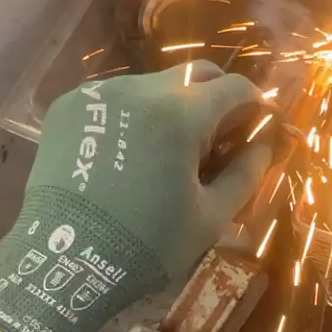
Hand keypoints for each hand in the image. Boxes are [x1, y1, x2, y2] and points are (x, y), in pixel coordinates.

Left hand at [0, 62, 269, 331]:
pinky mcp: (71, 106)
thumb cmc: (148, 244)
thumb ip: (245, 174)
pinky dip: (138, 115)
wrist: (66, 258)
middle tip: (222, 138)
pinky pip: (119, 98)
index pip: (235, 87)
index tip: (261, 127)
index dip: (257, 105)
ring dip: (176, 106)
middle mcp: (140, 89)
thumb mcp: (211, 218)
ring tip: (173, 150)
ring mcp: (100, 93)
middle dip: (218, 99)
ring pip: (156, 84)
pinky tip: (135, 152)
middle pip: (196, 73)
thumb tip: (265, 146)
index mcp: (180, 115)